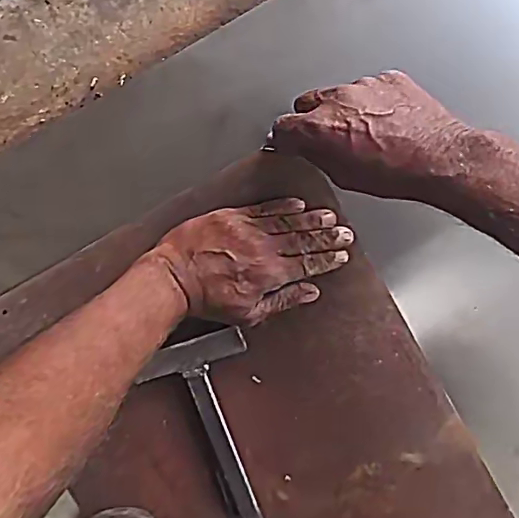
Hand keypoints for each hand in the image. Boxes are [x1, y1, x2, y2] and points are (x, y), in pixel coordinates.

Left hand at [148, 199, 352, 325]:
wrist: (173, 277)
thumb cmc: (206, 299)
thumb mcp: (248, 313)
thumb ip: (283, 301)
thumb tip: (309, 293)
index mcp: (269, 274)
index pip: (307, 263)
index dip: (327, 259)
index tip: (341, 255)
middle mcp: (262, 249)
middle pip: (303, 240)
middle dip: (327, 237)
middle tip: (345, 233)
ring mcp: (248, 229)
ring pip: (288, 222)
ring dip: (311, 219)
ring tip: (329, 217)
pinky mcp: (232, 217)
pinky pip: (264, 208)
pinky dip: (283, 206)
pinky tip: (298, 204)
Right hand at [270, 71, 474, 199]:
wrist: (440, 158)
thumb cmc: (399, 173)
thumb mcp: (345, 177)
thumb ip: (318, 157)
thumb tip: (308, 150)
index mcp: (320, 127)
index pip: (283, 125)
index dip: (285, 137)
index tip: (289, 141)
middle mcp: (338, 99)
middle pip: (307, 103)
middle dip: (312, 119)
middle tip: (330, 136)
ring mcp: (364, 85)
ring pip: (340, 94)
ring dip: (346, 109)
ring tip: (368, 131)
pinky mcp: (388, 78)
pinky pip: (370, 87)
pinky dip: (373, 101)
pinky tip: (387, 120)